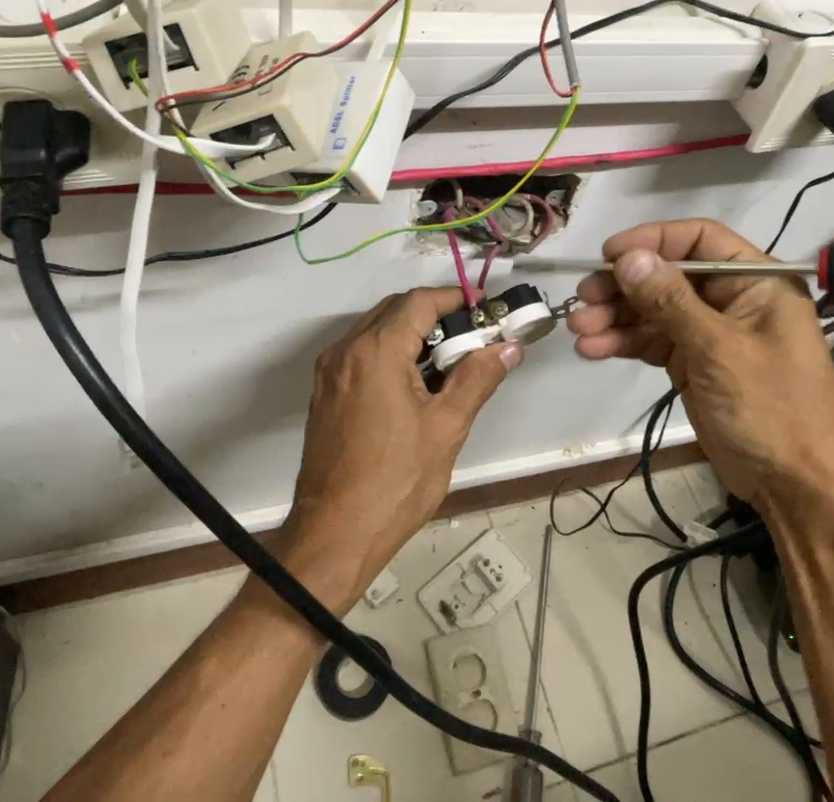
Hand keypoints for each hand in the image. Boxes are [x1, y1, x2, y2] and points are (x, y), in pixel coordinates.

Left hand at [287, 288, 519, 604]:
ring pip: (376, 331)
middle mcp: (345, 351)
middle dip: (437, 316)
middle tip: (475, 340)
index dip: (457, 300)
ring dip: (413, 335)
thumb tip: (508, 348)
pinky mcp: (325, 393)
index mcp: (375, 352)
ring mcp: (330, 372)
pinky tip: (417, 385)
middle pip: (396, 310)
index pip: (420, 302)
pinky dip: (391, 355)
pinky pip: (361, 355)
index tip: (488, 313)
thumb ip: (477, 378)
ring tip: (451, 365)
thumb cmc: (396, 481)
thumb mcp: (446, 428)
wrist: (336, 533)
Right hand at [566, 219, 833, 509]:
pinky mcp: (695, 366)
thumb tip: (628, 258)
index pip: (701, 240)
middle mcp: (734, 301)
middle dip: (624, 286)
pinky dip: (624, 344)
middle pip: (669, 276)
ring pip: (655, 311)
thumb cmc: (772, 409)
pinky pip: (653, 343)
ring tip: (578, 328)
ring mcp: (712, 335)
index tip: (609, 254)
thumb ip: (671, 301)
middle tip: (583, 297)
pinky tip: (592, 348)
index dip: (653, 241)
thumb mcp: (720, 350)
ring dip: (616, 317)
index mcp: (758, 283)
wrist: (797, 486)